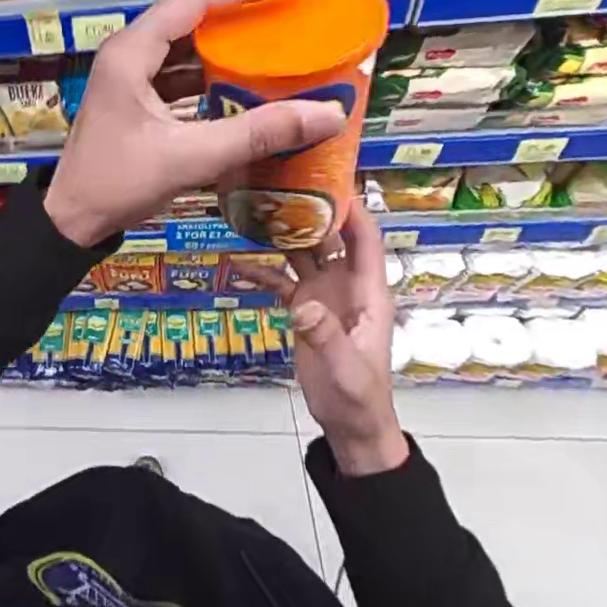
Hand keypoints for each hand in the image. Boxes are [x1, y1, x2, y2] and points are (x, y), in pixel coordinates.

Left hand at [42, 0, 347, 246]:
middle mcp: (130, 54)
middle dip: (241, 7)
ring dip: (227, 41)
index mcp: (132, 52)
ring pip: (186, 44)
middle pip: (192, 15)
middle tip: (290, 5)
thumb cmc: (117, 184)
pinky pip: (181, 74)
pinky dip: (213, 73)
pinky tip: (243, 81)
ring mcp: (131, 77)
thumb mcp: (190, 158)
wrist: (71, 221)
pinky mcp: (137, 100)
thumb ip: (256, 134)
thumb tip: (327, 114)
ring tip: (274, 37)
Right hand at [237, 202, 407, 475]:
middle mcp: (347, 284)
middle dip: (312, 212)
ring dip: (284, 236)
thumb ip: (326, 337)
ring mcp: (325, 295)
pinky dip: (264, 273)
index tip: (330, 183)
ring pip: (305, 254)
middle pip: (332, 238)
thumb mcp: (346, 370)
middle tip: (282, 184)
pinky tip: (239, 265)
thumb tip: (301, 306)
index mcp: (368, 292)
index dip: (353, 210)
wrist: (349, 424)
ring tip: (256, 212)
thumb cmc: (358, 397)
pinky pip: (283, 283)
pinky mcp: (305, 310)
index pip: (366, 240)